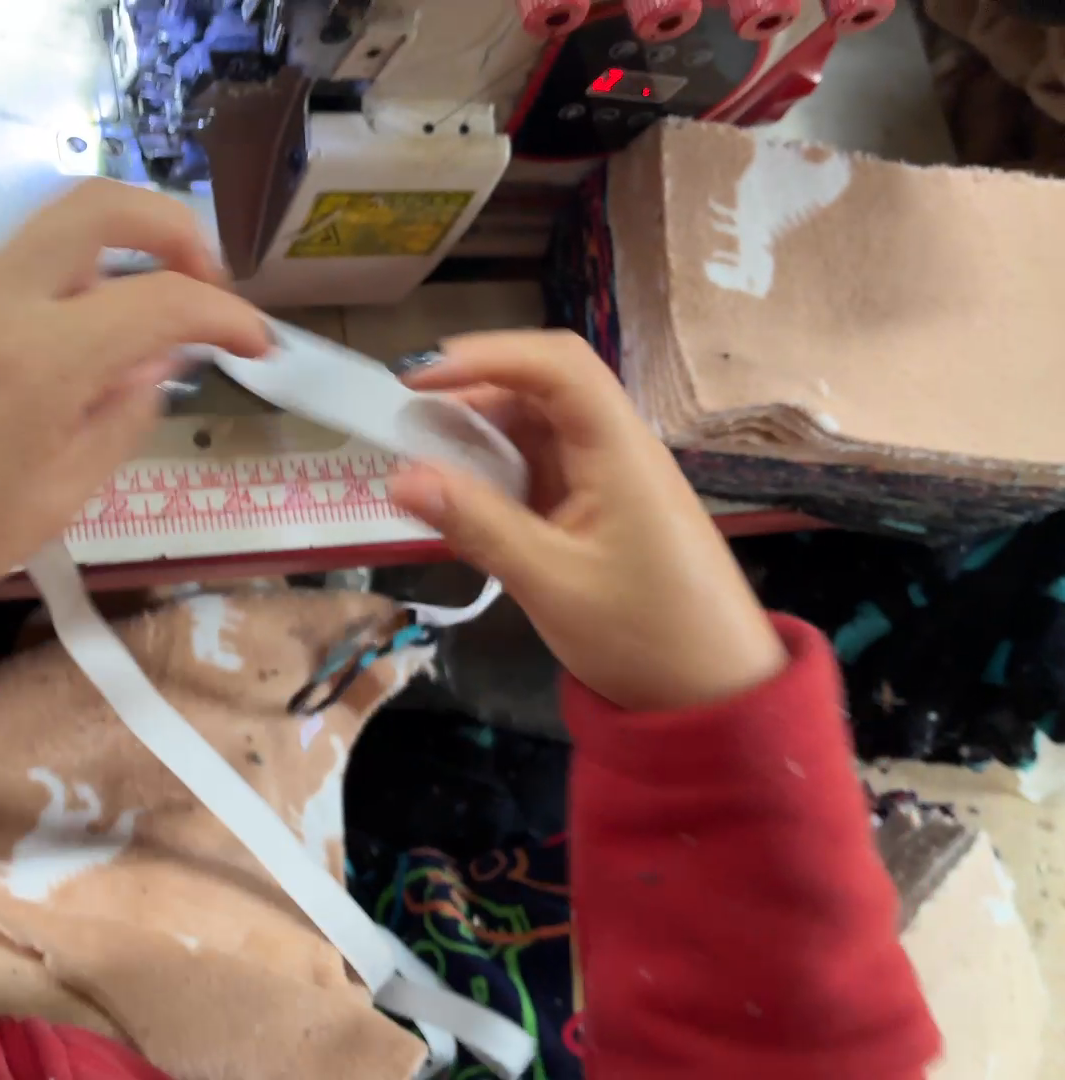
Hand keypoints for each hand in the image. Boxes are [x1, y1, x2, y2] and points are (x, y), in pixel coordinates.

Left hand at [0, 180, 271, 648]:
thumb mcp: (54, 502)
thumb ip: (118, 420)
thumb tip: (157, 365)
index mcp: (41, 359)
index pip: (162, 301)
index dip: (227, 317)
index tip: (258, 345)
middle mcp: (0, 302)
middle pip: (101, 205)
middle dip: (173, 229)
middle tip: (205, 289)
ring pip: (59, 230)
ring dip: (121, 254)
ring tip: (152, 325)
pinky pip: (23, 270)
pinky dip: (75, 284)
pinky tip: (86, 348)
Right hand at [388, 330, 786, 710]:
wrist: (709, 693)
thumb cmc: (645, 635)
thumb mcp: (549, 580)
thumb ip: (475, 524)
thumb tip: (398, 478)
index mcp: (618, 452)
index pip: (557, 368)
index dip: (485, 357)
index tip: (415, 379)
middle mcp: (609, 450)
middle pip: (535, 393)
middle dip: (465, 398)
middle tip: (401, 428)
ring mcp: (597, 479)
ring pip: (525, 432)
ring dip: (469, 440)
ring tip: (416, 464)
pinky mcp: (584, 508)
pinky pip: (525, 472)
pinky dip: (482, 477)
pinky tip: (452, 502)